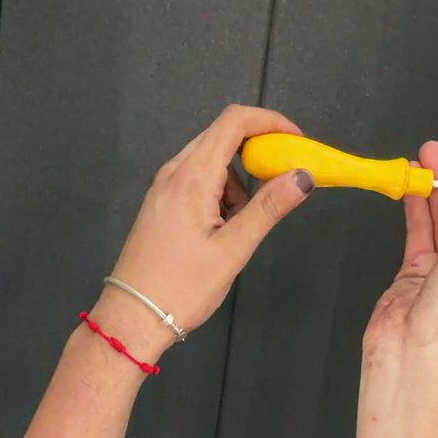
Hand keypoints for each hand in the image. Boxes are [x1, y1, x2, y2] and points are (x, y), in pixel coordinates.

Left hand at [93, 104, 314, 361]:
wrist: (134, 317)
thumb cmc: (182, 288)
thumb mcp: (233, 249)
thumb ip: (269, 208)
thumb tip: (303, 176)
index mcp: (191, 177)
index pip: (233, 121)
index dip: (270, 122)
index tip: (296, 142)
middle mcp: (174, 172)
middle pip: (222, 138)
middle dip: (256, 156)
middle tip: (278, 189)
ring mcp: (164, 188)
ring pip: (211, 164)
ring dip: (237, 184)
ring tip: (237, 230)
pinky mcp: (161, 204)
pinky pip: (197, 183)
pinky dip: (219, 197)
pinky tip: (220, 232)